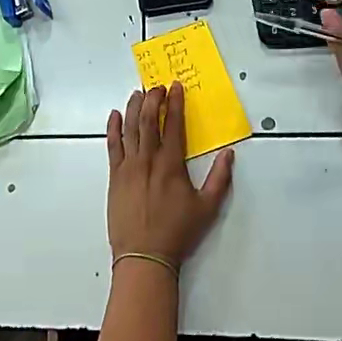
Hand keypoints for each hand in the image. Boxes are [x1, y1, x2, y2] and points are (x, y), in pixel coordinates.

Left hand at [105, 83, 233, 266]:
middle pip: (147, 120)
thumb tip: (229, 155)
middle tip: (157, 86)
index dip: (175, 103)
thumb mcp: (207, 208)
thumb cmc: (177, 232)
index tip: (176, 88)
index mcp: (171, 165)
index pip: (173, 125)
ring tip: (137, 93)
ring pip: (129, 128)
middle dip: (153, 99)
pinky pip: (112, 145)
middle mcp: (148, 160)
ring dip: (133, 108)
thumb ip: (220, 179)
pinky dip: (113, 128)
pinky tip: (114, 115)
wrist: (143, 254)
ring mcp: (128, 166)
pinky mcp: (115, 175)